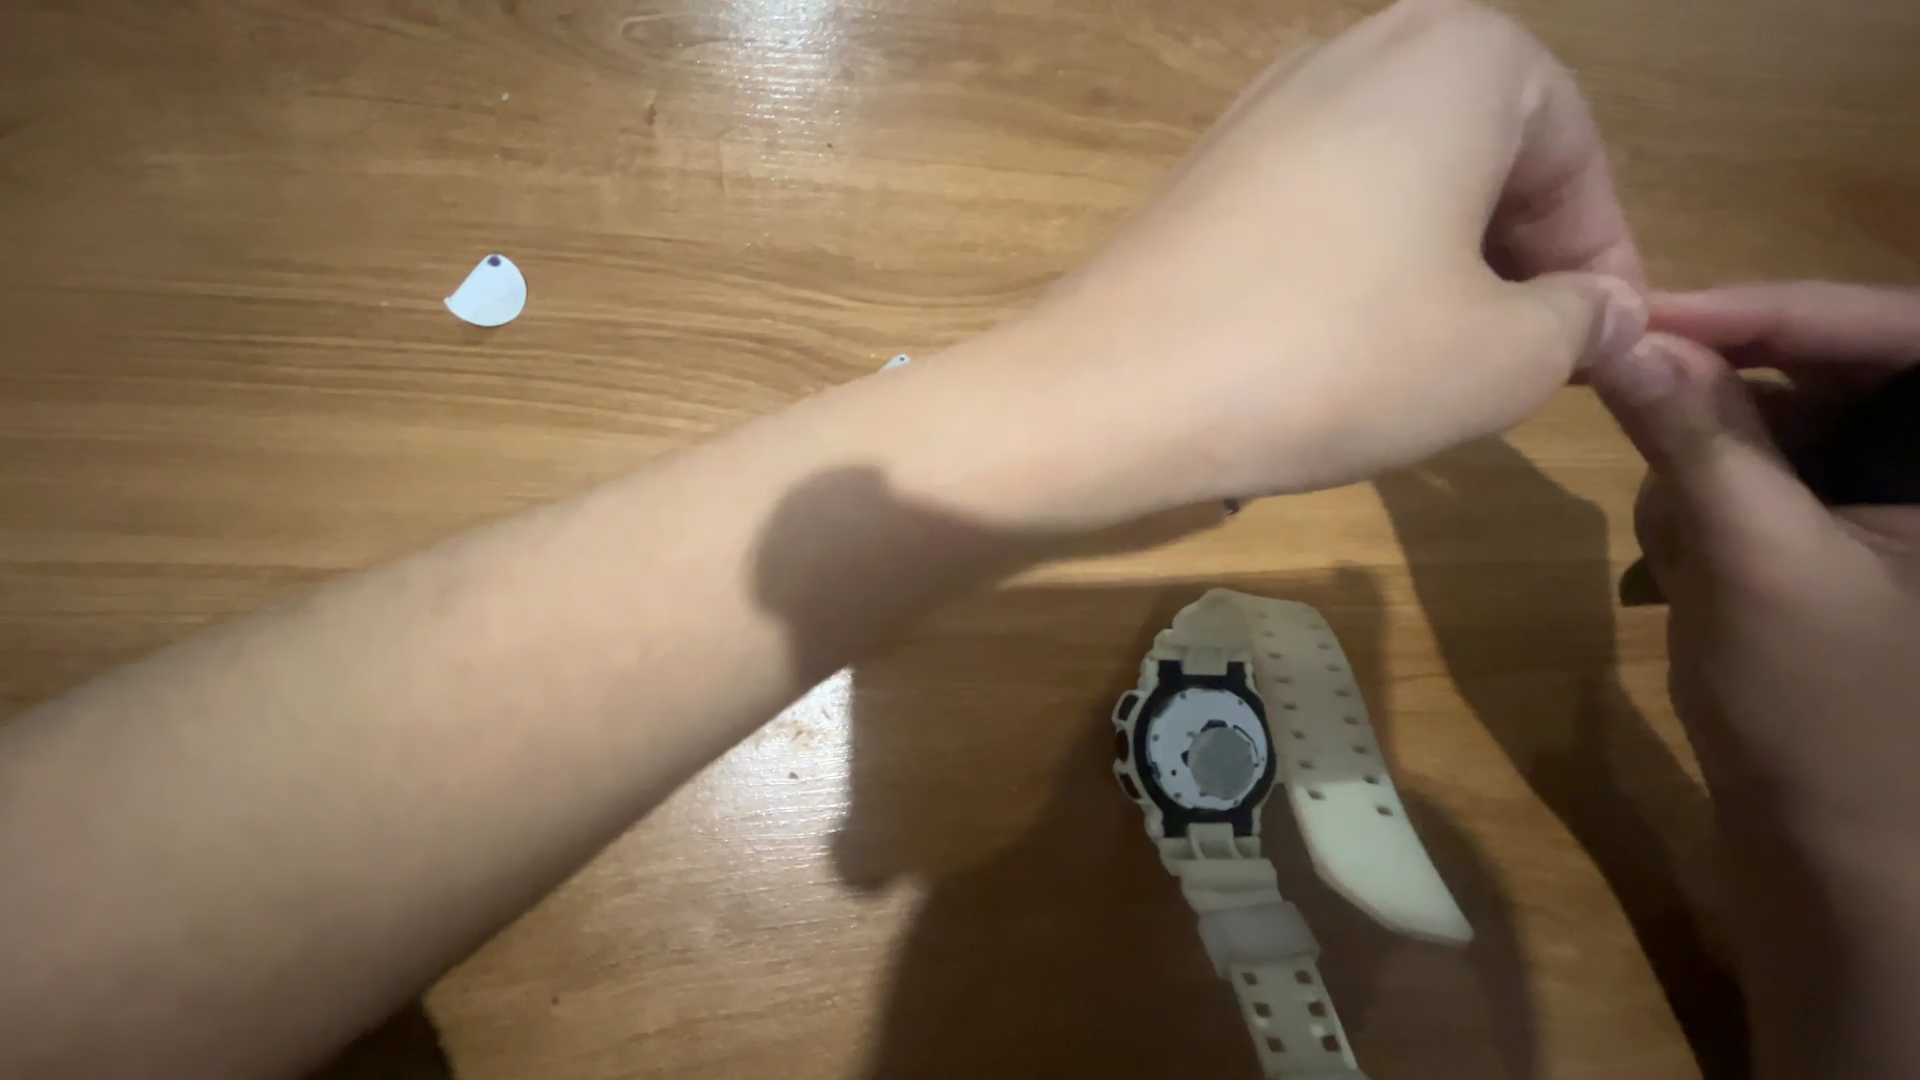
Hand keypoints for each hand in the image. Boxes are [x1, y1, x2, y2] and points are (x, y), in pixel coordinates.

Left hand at [964, 0, 1644, 526]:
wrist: (1115, 393)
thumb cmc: (1331, 362)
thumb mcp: (1503, 358)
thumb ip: (1579, 321)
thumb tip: (1593, 310)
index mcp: (1456, 54)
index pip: (1571, 160)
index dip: (1598, 264)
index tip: (1597, 346)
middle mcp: (1346, 58)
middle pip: (1471, 172)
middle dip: (1502, 269)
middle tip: (1508, 364)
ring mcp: (1253, 119)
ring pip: (1384, 203)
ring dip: (1419, 281)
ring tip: (1415, 370)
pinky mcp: (1194, 186)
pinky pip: (1302, 228)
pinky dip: (1335, 283)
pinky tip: (1321, 354)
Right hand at [1602, 282, 1919, 1077]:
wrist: (1841, 838)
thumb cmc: (1826, 710)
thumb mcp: (1749, 561)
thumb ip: (1694, 442)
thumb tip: (1622, 341)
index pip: (1895, 333)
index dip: (1763, 311)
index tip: (1636, 312)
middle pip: (1828, 377)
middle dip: (1719, 412)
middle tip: (1628, 429)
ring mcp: (1900, 503)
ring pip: (1778, 429)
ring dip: (1703, 472)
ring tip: (1677, 549)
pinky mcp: (1853, 534)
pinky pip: (1760, 479)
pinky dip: (1705, 508)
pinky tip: (1685, 568)